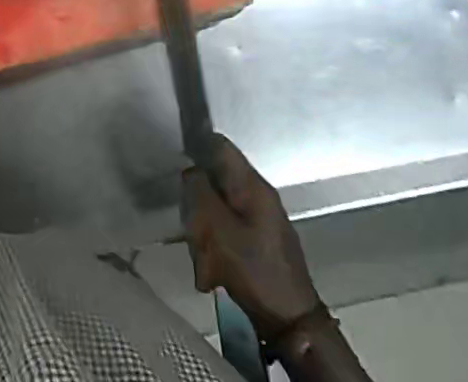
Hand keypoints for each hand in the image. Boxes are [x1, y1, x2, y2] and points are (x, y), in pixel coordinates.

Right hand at [182, 133, 322, 341]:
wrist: (290, 320)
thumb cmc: (252, 267)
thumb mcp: (216, 226)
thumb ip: (199, 191)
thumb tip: (191, 169)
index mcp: (252, 186)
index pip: (221, 146)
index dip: (196, 146)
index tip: (177, 161)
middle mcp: (259, 196)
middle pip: (216, 177)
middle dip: (198, 196)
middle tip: (191, 220)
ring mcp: (262, 219)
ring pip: (219, 205)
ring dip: (204, 224)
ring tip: (202, 251)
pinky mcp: (260, 240)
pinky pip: (228, 227)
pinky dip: (215, 241)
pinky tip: (211, 266)